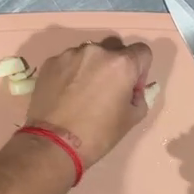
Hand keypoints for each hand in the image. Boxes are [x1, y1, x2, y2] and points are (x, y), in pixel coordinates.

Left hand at [24, 40, 153, 168]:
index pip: (142, 51)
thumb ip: (139, 97)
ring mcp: (71, 54)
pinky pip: (69, 61)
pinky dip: (71, 73)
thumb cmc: (98, 134)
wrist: (54, 144)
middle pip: (115, 49)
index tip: (131, 88)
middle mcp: (97, 51)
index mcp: (122, 64)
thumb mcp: (132, 119)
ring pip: (90, 54)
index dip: (141, 69)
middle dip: (116, 65)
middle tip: (108, 89)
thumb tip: (132, 90)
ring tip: (82, 93)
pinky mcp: (51, 61)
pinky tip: (65, 94)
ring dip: (91, 67)